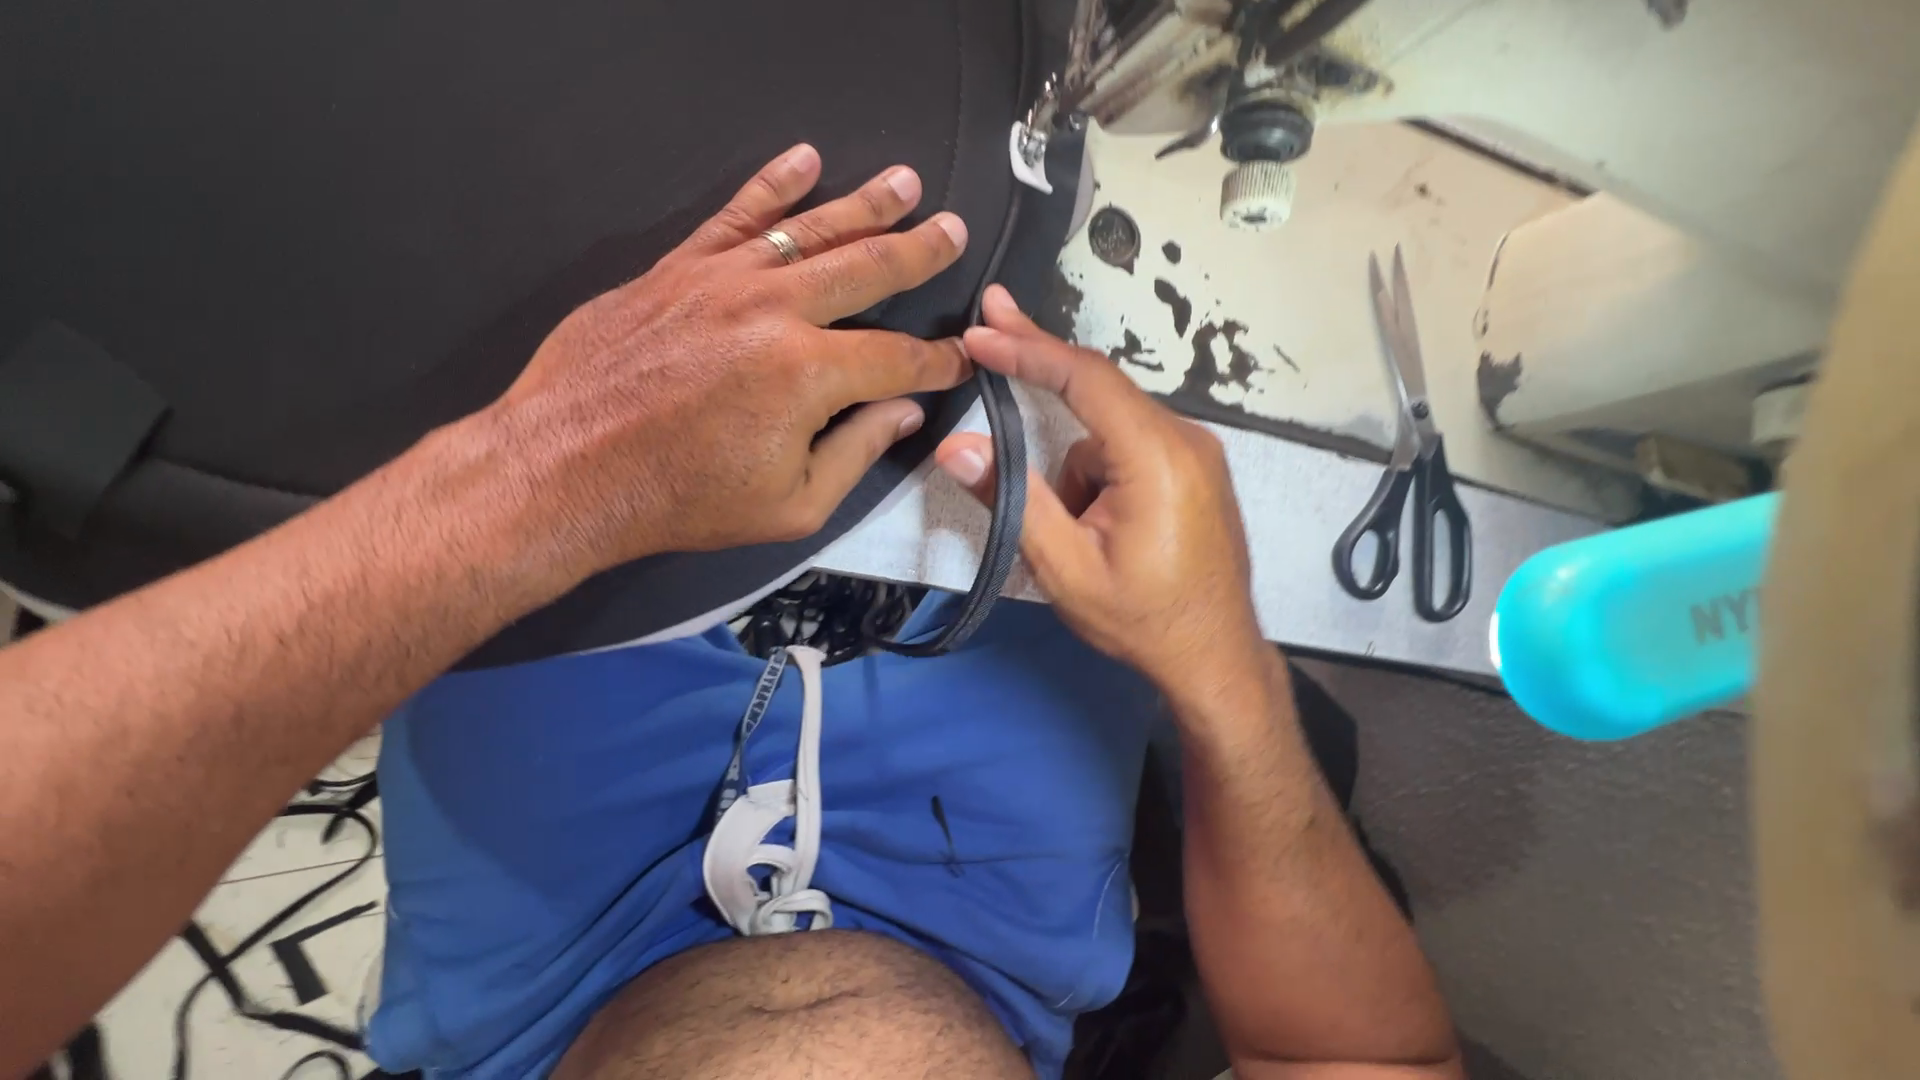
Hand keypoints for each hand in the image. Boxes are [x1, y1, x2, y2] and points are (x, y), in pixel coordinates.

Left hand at [484, 143, 970, 574]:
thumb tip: (904, 413)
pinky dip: (772, 185)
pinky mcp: (677, 270)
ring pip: (810, 230)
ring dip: (865, 205)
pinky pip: (735, 216)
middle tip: (955, 233)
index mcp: (807, 375)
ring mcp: (722, 282)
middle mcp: (773, 312)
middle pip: (867, 269)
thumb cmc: (682, 499)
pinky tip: (805, 161)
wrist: (568, 470)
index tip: (962, 355)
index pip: (897, 358)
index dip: (939, 360)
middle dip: (920, 252)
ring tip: (904, 183)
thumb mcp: (792, 504)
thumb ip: (858, 452)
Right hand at [935, 286, 1269, 701]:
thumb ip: (1012, 501)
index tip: (981, 331)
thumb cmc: (1142, 620)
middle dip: (1041, 367)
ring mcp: (1196, 453)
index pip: (1087, 378)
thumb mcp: (1065, 568)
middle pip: (1099, 391)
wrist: (1214, 658)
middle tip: (992, 319)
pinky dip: (1100, 476)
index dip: (1029, 348)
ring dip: (1077, 471)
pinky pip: (1130, 449)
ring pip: (1108, 433)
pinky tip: (1105, 530)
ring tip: (1082, 537)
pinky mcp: (1196, 469)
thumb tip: (956, 445)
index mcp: (1157, 457)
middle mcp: (1185, 439)